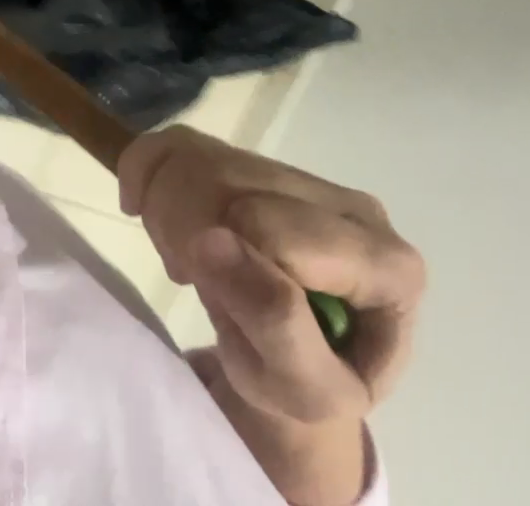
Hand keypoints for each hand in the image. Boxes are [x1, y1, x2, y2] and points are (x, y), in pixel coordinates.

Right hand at [119, 126, 425, 503]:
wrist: (287, 367)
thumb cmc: (299, 386)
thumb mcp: (299, 388)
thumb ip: (272, 320)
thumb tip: (213, 237)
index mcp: (386, 265)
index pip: (268, 227)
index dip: (224, 262)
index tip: (210, 299)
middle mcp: (352, 208)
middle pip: (228, 183)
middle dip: (183, 232)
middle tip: (187, 277)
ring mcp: (304, 179)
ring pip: (197, 157)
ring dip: (163, 211)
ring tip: (182, 257)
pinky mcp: (260, 165)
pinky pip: (178, 141)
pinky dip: (143, 172)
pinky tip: (150, 212)